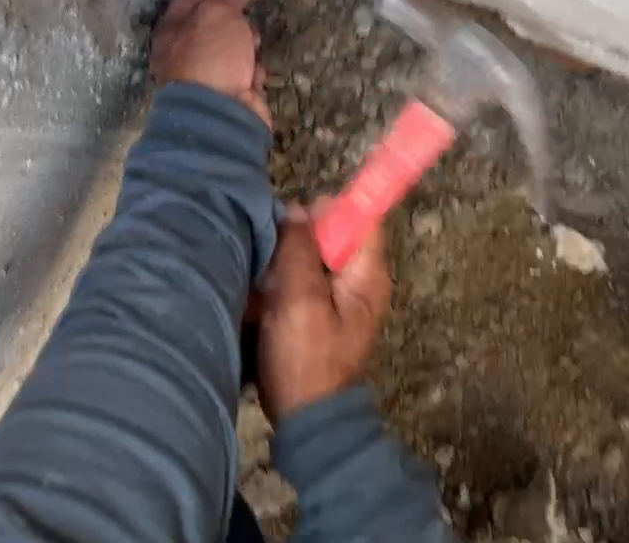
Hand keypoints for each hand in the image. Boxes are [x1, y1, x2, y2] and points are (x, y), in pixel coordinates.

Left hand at [150, 0, 269, 125]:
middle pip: (218, 8)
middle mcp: (187, 43)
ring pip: (235, 36)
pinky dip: (252, 63)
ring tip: (253, 37)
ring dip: (248, 33)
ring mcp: (210, 66)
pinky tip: (253, 68)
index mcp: (174, 23)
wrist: (218, 120)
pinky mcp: (232, 86)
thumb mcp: (218, 13)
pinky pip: (246, 63)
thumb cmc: (210, 58)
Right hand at [256, 206, 392, 420]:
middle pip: (330, 234)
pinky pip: (299, 279)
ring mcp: (337, 296)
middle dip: (297, 237)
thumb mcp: (300, 299)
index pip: (361, 217)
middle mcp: (357, 280)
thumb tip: (296, 209)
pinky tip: (261, 295)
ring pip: (309, 255)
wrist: (306, 421)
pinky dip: (280, 281)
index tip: (294, 216)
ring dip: (283, 261)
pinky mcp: (317, 311)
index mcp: (367, 274)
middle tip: (272, 254)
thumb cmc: (307, 359)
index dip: (329, 208)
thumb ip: (298, 249)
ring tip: (264, 279)